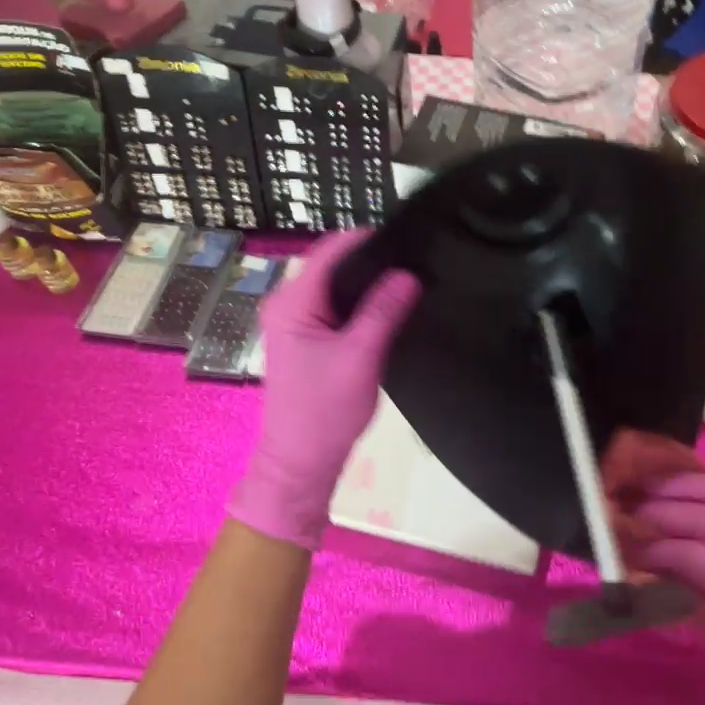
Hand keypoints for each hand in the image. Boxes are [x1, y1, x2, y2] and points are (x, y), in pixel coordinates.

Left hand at [226, 230, 418, 548]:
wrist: (300, 465)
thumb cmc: (324, 411)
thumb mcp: (360, 356)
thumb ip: (383, 311)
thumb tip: (409, 273)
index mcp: (292, 301)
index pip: (330, 249)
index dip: (368, 239)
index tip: (408, 240)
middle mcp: (288, 303)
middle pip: (334, 263)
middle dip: (372, 260)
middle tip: (416, 260)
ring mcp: (296, 322)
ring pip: (337, 285)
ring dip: (369, 282)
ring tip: (410, 278)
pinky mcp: (308, 338)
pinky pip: (337, 305)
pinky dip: (362, 302)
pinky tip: (391, 305)